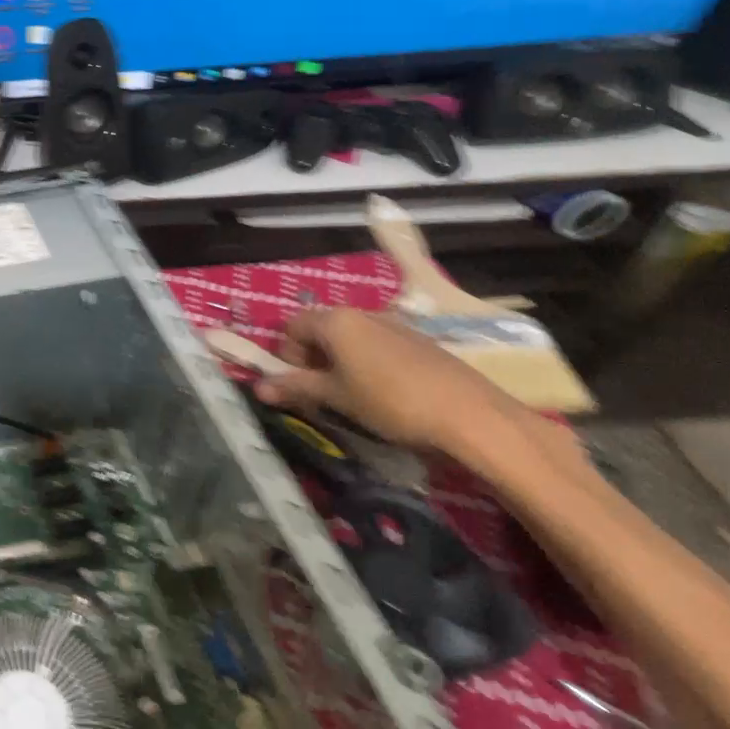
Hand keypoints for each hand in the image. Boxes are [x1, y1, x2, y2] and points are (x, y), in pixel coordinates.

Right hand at [254, 308, 536, 458]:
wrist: (471, 416)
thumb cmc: (389, 401)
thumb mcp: (335, 398)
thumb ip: (295, 388)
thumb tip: (258, 388)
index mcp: (336, 320)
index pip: (291, 327)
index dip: (286, 355)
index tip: (298, 384)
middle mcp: (363, 313)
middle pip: (322, 329)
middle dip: (314, 357)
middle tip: (322, 391)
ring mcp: (396, 325)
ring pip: (353, 338)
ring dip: (343, 361)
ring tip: (355, 395)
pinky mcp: (421, 342)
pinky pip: (380, 346)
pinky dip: (371, 364)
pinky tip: (388, 394)